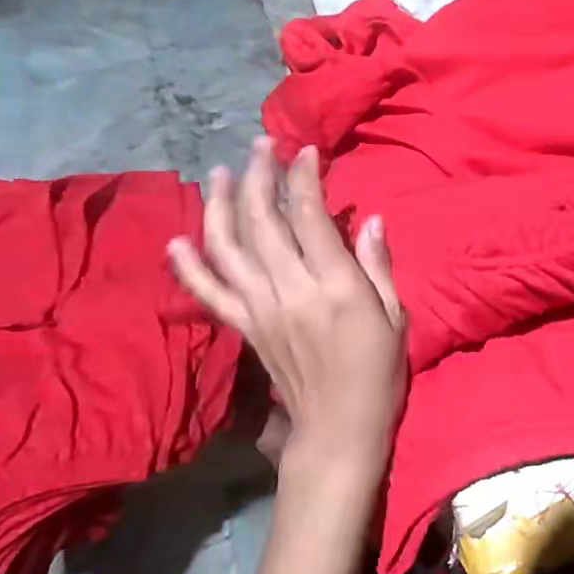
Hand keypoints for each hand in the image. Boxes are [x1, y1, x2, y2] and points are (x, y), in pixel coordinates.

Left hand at [168, 137, 406, 486]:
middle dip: (259, 177)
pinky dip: (189, 265)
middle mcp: (291, 291)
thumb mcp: (395, 316)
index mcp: (336, 287)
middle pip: (262, 222)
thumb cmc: (380, 371)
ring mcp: (260, 310)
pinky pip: (209, 292)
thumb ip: (378, 267)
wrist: (338, 427)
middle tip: (261, 145)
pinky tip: (178, 239)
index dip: (303, 179)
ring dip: (221, 206)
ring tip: (220, 173)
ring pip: (229, 247)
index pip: (310, 218)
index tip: (304, 150)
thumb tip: (370, 220)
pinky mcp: (244, 328)